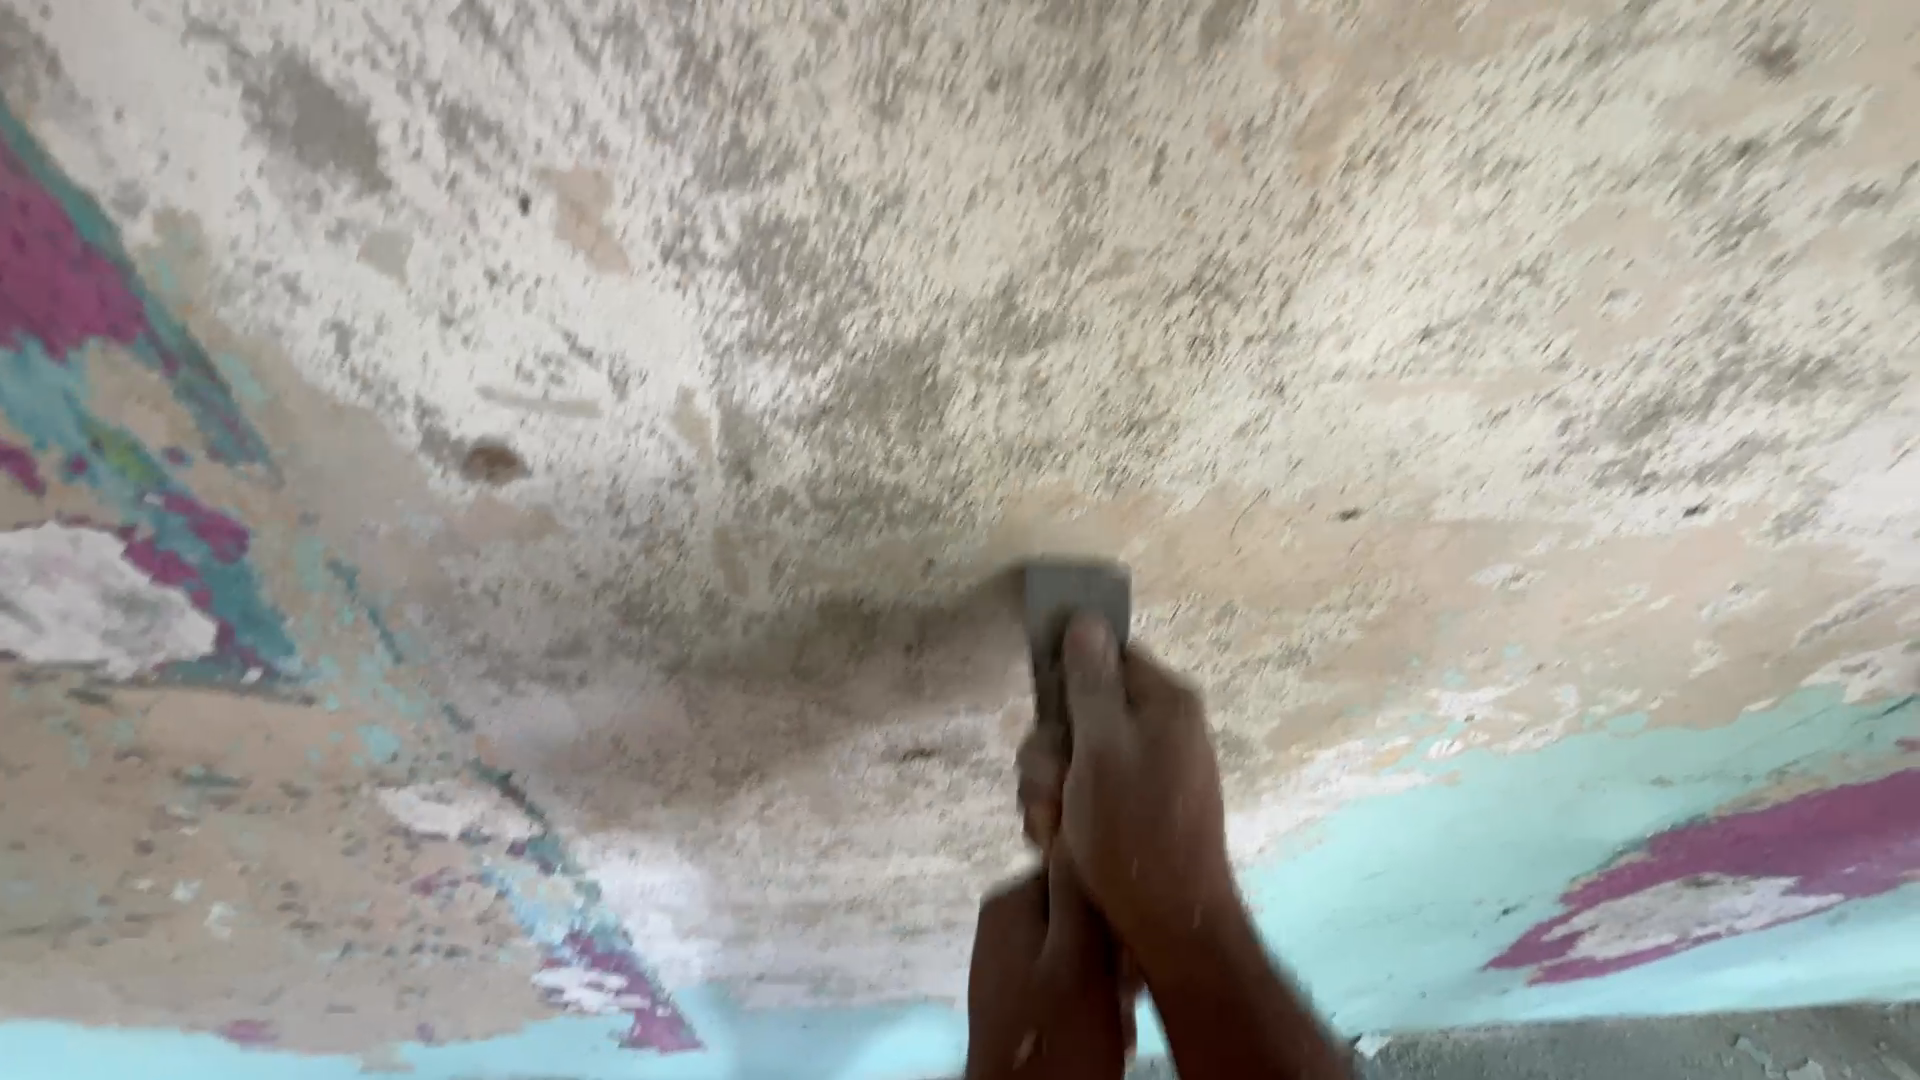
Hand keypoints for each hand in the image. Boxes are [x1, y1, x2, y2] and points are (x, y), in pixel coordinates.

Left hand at [965, 852, 1129, 1079]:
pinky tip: (1103, 1033)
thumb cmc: (1055, 1036)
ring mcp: (1006, 959)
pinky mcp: (1014, 996)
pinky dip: (1088, 1004)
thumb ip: (1076, 892)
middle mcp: (1002, 920)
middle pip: (1077, 913)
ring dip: (1105, 983)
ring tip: (1116, 1019)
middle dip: (1109, 952)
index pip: (1074, 872)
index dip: (1110, 906)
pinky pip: (1063, 981)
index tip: (1128, 946)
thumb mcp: (1078, 956)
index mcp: (1010, 899)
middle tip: (1125, 990)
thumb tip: (1077, 825)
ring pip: (1077, 951)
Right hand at [1056, 615, 1237, 954]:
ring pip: (1068, 754)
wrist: (1166, 925)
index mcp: (1163, 703)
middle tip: (1052, 789)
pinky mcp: (1126, 806)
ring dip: (1048, 789)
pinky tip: (1059, 839)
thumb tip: (1086, 618)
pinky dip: (1061, 812)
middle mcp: (1155, 729)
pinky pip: (1078, 789)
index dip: (1069, 677)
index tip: (1045, 709)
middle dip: (1050, 752)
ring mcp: (1141, 770)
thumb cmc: (1134, 829)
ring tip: (1054, 826)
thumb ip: (1089, 682)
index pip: (1107, 656)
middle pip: (1078, 709)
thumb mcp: (1102, 746)